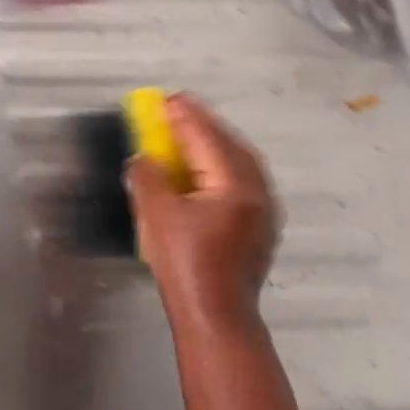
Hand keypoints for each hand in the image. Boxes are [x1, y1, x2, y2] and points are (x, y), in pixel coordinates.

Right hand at [126, 93, 280, 331]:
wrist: (215, 313)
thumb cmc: (184, 260)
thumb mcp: (155, 213)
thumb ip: (148, 177)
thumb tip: (146, 159)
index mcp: (236, 187)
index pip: (207, 140)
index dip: (185, 116)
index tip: (167, 97)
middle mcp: (258, 194)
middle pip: (232, 147)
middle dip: (204, 125)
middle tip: (177, 108)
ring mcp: (263, 213)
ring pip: (241, 165)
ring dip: (214, 144)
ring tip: (188, 133)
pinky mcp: (257, 228)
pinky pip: (241, 181)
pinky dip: (220, 164)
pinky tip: (202, 169)